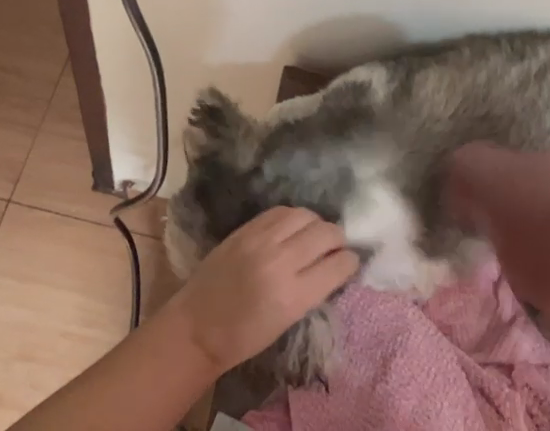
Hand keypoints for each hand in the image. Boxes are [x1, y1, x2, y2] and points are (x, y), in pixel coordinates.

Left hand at [160, 206, 358, 375]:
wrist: (197, 327)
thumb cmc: (245, 337)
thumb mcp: (288, 321)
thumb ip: (312, 289)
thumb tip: (335, 266)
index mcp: (293, 295)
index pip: (338, 265)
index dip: (351, 261)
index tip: (352, 262)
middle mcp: (280, 261)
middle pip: (325, 233)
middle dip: (339, 239)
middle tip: (337, 247)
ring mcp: (260, 241)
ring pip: (305, 215)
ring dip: (317, 224)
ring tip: (316, 235)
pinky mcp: (245, 229)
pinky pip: (280, 211)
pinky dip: (293, 217)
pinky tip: (294, 228)